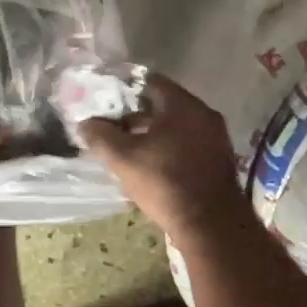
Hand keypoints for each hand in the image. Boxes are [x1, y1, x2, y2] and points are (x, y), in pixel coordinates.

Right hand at [78, 74, 244, 238]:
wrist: (211, 224)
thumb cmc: (165, 182)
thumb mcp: (123, 159)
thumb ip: (101, 136)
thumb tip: (86, 123)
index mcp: (182, 105)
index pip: (151, 82)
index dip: (125, 90)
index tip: (107, 102)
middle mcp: (204, 114)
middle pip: (165, 105)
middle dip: (137, 115)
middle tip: (114, 128)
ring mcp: (216, 137)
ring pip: (178, 126)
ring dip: (154, 133)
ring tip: (129, 149)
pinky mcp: (220, 159)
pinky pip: (190, 143)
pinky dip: (171, 148)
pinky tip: (154, 165)